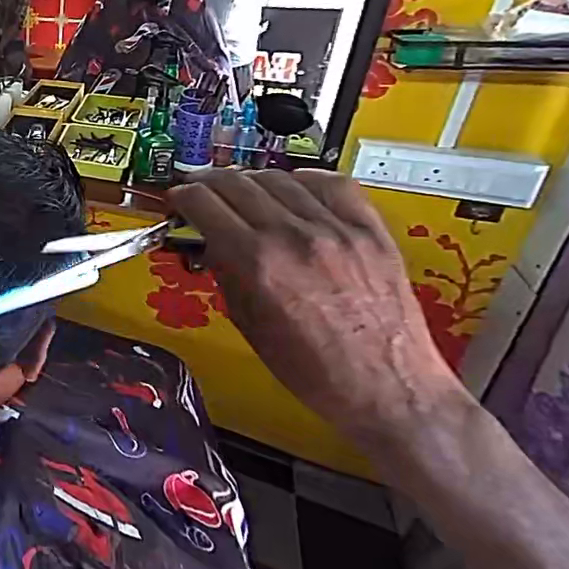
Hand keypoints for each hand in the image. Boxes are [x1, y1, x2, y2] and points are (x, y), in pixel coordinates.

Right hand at [166, 170, 467, 448]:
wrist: (390, 390)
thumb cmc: (314, 369)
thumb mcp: (247, 322)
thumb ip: (226, 272)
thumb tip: (211, 241)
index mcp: (257, 262)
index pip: (203, 203)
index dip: (182, 196)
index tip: (178, 199)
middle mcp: (294, 237)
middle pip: (235, 182)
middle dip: (207, 182)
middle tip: (200, 190)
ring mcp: (336, 230)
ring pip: (278, 178)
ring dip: (250, 180)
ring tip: (242, 190)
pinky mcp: (370, 232)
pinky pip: (332, 185)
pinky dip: (303, 180)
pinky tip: (293, 189)